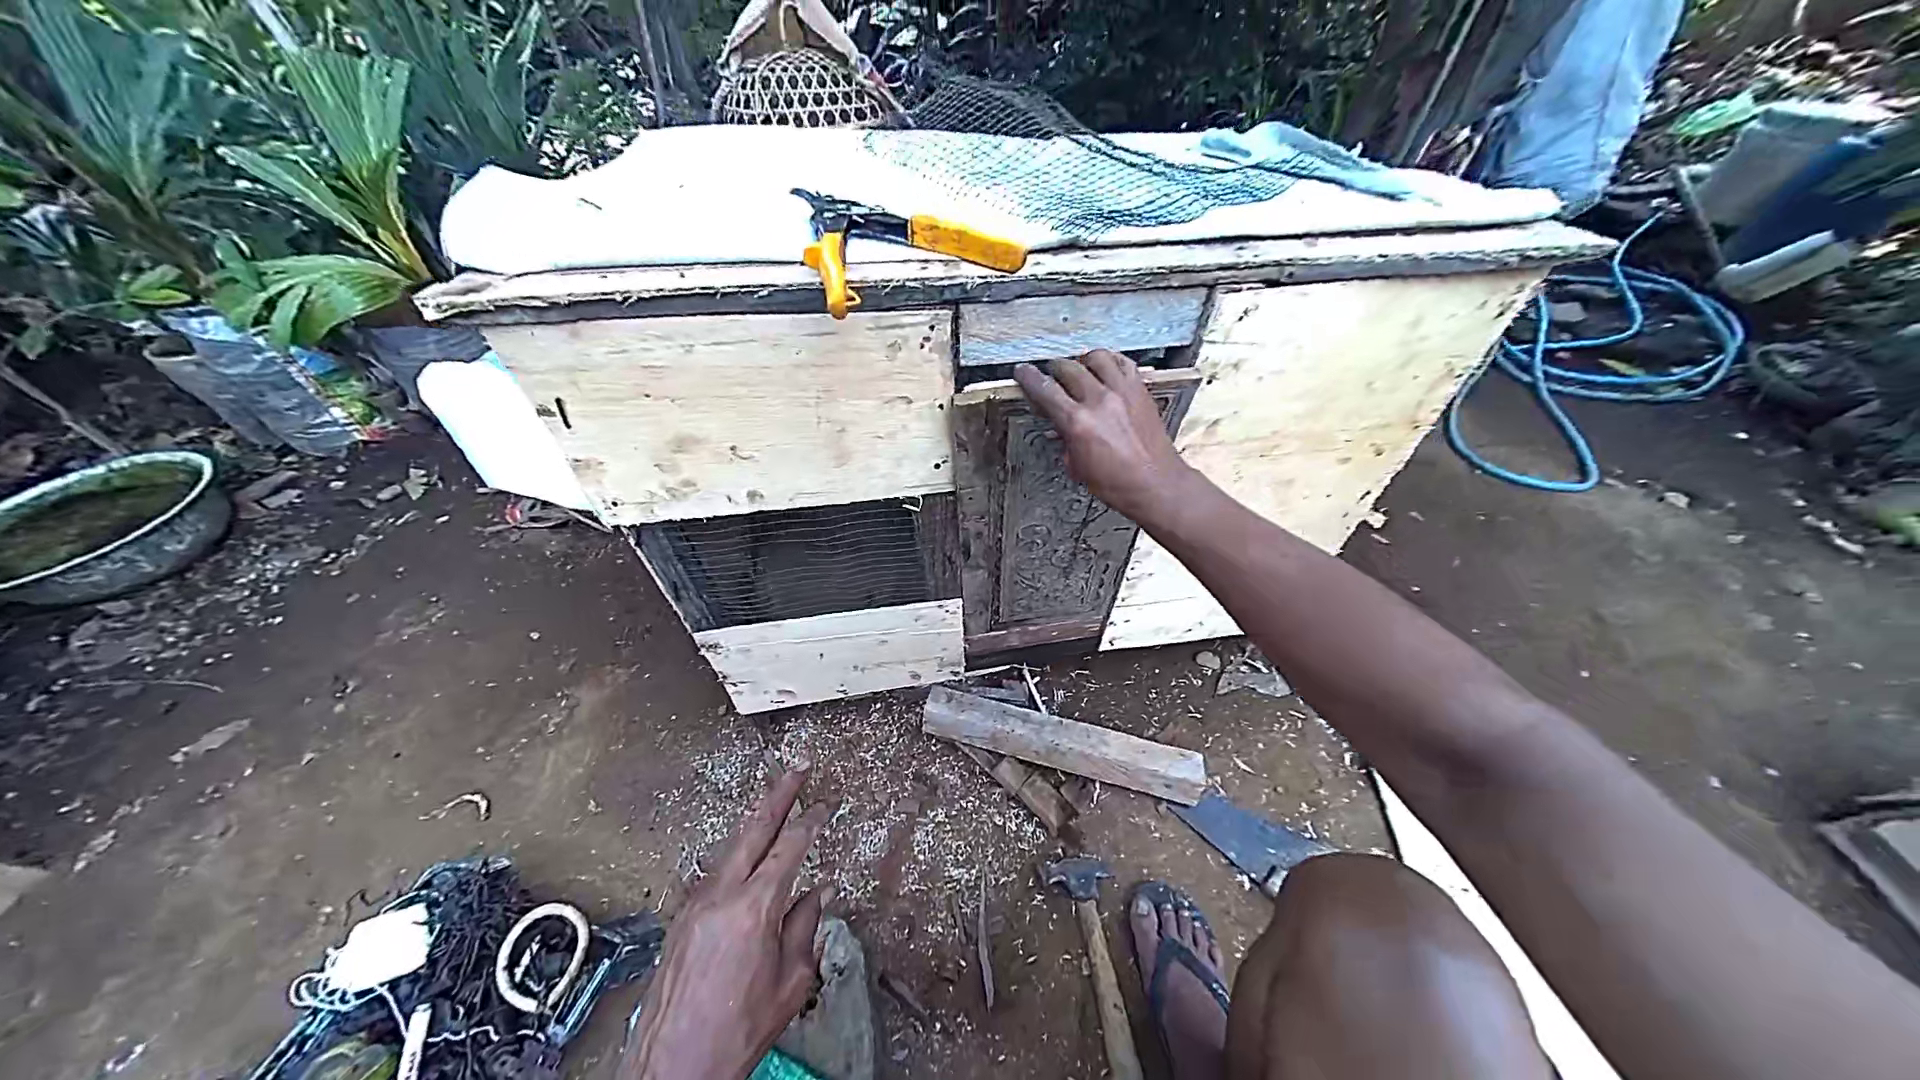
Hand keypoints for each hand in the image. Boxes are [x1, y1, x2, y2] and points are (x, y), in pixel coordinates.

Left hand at [622, 767, 832, 1079]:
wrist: (673, 1068)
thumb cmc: (731, 1034)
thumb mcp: (790, 983)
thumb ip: (805, 928)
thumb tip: (817, 895)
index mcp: (754, 909)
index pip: (790, 846)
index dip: (811, 820)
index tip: (825, 805)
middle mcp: (721, 897)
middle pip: (754, 827)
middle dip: (779, 793)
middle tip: (798, 769)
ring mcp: (697, 904)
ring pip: (732, 844)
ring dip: (757, 817)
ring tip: (774, 796)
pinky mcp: (683, 917)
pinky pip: (717, 868)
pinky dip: (738, 848)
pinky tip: (747, 847)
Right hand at [1012, 350, 1200, 522]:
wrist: (1155, 484)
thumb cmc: (1119, 482)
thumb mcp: (1077, 465)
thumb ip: (1064, 437)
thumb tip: (1057, 422)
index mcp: (1078, 423)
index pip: (1044, 389)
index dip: (1028, 377)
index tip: (1023, 372)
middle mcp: (1099, 401)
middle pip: (1067, 368)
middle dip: (1054, 370)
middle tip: (1050, 376)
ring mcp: (1122, 392)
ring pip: (1096, 357)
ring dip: (1082, 361)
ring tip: (1079, 368)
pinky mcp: (1140, 390)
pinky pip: (1123, 362)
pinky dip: (1110, 361)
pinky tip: (1105, 368)